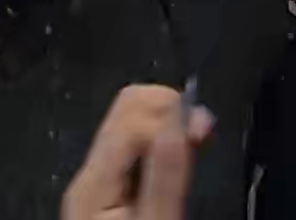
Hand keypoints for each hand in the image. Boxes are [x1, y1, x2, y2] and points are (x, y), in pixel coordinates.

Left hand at [63, 85, 213, 219]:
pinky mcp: (109, 191)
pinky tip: (178, 160)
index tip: (206, 132)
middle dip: (170, 108)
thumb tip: (183, 114)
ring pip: (133, 118)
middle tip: (200, 135)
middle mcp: (90, 174)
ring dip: (168, 121)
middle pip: (128, 105)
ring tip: (194, 145)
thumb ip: (167, 175)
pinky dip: (162, 138)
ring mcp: (96, 182)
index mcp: (93, 184)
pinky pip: (136, 142)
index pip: (132, 111)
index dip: (173, 113)